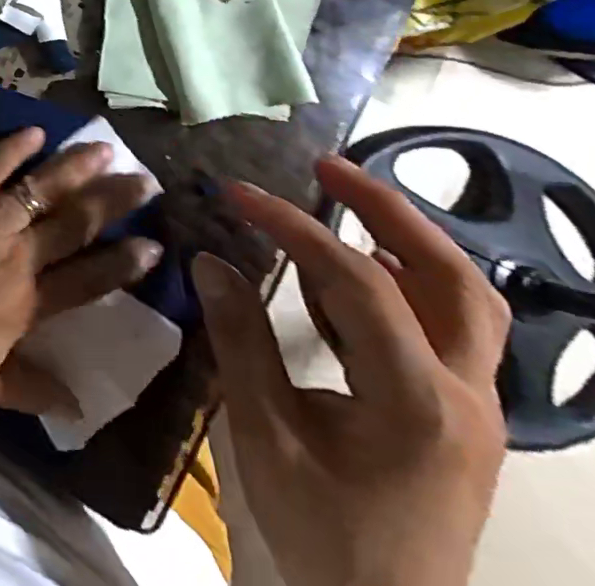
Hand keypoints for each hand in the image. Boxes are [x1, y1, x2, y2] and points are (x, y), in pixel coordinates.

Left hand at [0, 127, 160, 413]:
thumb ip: (30, 391)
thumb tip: (80, 408)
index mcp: (27, 303)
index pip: (89, 281)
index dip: (124, 264)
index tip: (155, 245)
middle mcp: (15, 256)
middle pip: (75, 225)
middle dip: (113, 203)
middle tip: (145, 181)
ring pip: (40, 190)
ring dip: (75, 168)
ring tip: (105, 148)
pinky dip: (11, 148)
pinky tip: (32, 131)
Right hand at [196, 156, 510, 585]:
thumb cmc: (316, 517)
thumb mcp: (262, 426)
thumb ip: (240, 339)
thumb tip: (211, 262)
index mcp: (419, 397)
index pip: (358, 283)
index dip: (295, 228)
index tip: (236, 193)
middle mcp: (468, 392)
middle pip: (452, 280)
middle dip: (390, 212)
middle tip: (328, 166)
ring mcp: (472, 405)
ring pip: (460, 303)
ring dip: (401, 244)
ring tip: (339, 203)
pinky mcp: (452, 413)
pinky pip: (437, 332)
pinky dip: (393, 287)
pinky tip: (343, 276)